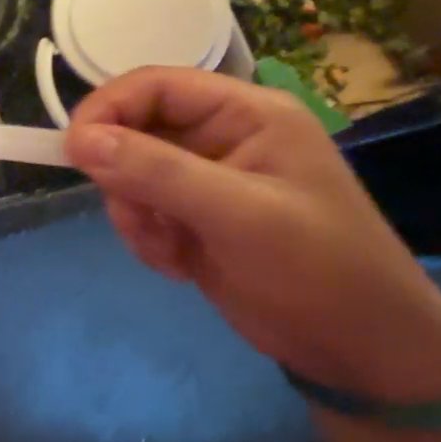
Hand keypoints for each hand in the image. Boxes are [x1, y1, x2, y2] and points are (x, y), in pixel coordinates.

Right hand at [66, 67, 440, 403]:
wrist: (366, 356)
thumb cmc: (320, 271)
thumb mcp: (239, 216)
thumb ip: (156, 172)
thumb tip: (76, 140)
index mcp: (246, 113)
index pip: (154, 85)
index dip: (107, 108)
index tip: (73, 149)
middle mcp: (222, 134)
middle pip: (133, 126)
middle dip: (122, 173)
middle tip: (135, 216)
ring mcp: (206, 176)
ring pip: (127, 169)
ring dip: (133, 211)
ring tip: (164, 249)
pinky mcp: (194, 214)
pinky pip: (139, 205)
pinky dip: (143, 234)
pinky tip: (176, 264)